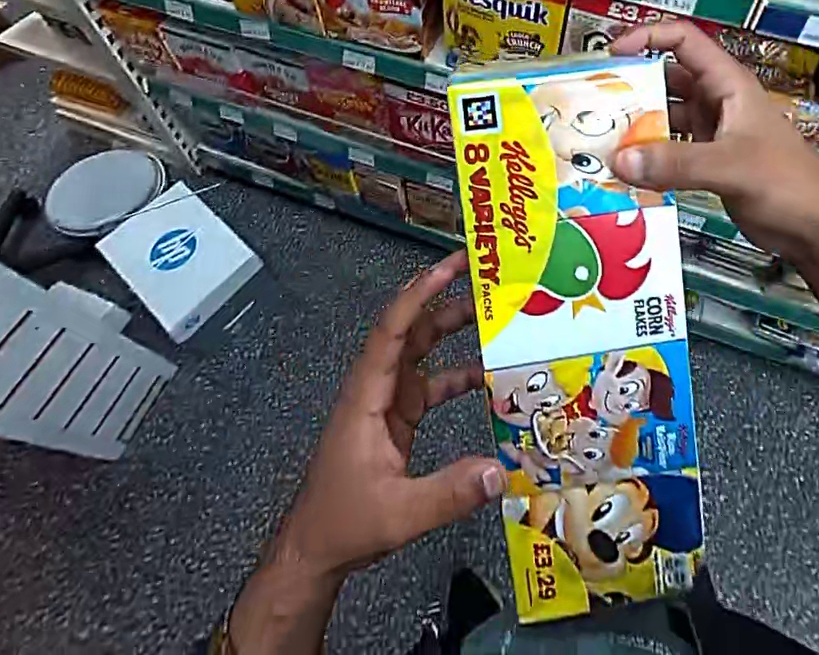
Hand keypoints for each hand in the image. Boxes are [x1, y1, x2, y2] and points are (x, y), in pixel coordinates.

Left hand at [228, 251, 503, 652]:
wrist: (316, 550)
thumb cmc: (344, 523)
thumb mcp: (399, 513)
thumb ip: (450, 493)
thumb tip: (502, 471)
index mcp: (368, 394)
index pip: (392, 329)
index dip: (420, 294)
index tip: (450, 267)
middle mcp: (378, 385)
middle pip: (412, 328)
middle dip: (443, 296)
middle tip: (482, 274)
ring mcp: (389, 398)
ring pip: (424, 349)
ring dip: (454, 329)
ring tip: (494, 313)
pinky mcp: (400, 415)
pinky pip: (435, 381)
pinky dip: (460, 373)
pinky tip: (490, 376)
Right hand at [609, 22, 818, 358]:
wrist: (816, 230)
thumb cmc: (786, 184)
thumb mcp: (731, 167)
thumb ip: (676, 163)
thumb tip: (619, 160)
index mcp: (727, 84)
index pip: (683, 40)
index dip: (647, 37)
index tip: (611, 55)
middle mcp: (717, 101)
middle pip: (667, 79)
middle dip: (632, 86)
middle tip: (593, 105)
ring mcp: (713, 132)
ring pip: (666, 116)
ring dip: (637, 125)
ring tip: (600, 140)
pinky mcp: (709, 161)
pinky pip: (670, 149)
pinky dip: (649, 155)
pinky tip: (625, 170)